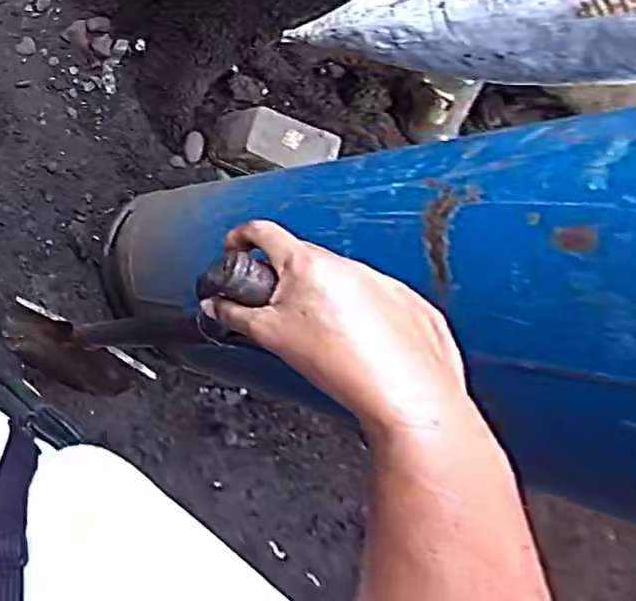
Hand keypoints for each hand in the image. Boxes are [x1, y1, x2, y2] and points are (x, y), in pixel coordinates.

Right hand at [204, 221, 473, 441]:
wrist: (411, 405)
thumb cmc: (344, 368)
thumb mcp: (267, 335)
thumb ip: (231, 312)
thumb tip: (216, 306)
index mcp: (308, 264)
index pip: (262, 230)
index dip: (240, 237)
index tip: (237, 249)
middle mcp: (350, 267)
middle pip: (302, 256)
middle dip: (285, 274)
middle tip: (277, 304)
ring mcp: (388, 286)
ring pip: (341, 277)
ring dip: (325, 293)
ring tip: (323, 330)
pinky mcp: (418, 308)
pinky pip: (379, 297)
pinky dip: (363, 312)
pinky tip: (358, 340)